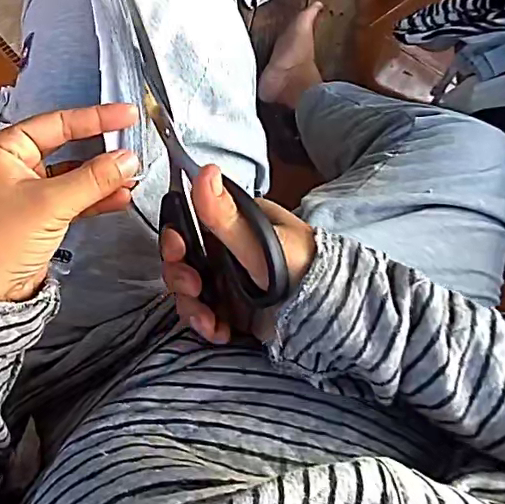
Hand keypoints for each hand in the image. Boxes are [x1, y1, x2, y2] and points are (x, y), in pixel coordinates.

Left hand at [0, 104, 141, 304]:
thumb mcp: (49, 204)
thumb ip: (93, 179)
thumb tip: (126, 160)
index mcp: (4, 150)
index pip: (57, 123)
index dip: (95, 118)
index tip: (124, 115)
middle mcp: (14, 166)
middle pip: (67, 146)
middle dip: (101, 149)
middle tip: (130, 143)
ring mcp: (27, 192)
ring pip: (74, 174)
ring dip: (103, 176)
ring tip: (130, 175)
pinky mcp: (39, 215)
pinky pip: (74, 198)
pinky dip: (96, 197)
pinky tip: (118, 197)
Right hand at [160, 164, 315, 343]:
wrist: (329, 312)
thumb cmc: (301, 266)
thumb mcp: (258, 242)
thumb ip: (225, 214)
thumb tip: (205, 171)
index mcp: (234, 224)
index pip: (188, 226)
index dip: (175, 241)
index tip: (177, 252)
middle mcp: (227, 250)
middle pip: (183, 262)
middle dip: (180, 279)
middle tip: (194, 290)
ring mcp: (229, 280)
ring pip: (190, 291)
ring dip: (191, 308)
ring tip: (210, 322)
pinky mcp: (233, 307)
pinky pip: (205, 314)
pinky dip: (206, 325)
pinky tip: (220, 332)